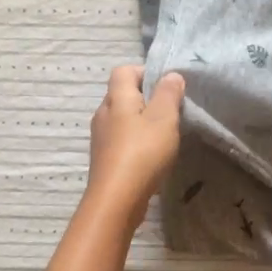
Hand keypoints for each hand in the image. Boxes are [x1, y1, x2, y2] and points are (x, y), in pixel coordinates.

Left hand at [87, 65, 184, 227]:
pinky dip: (135, 142)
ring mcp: (101, 138)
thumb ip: (168, 94)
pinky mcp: (104, 160)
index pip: (123, 71)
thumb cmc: (142, 153)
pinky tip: (150, 157)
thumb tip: (171, 75)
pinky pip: (120, 141)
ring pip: (121, 120)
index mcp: (116, 99)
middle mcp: (103, 114)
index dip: (144, 72)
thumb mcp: (163, 119)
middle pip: (121, 95)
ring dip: (140, 122)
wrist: (117, 199)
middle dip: (145, 98)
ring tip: (162, 135)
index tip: (167, 87)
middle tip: (168, 112)